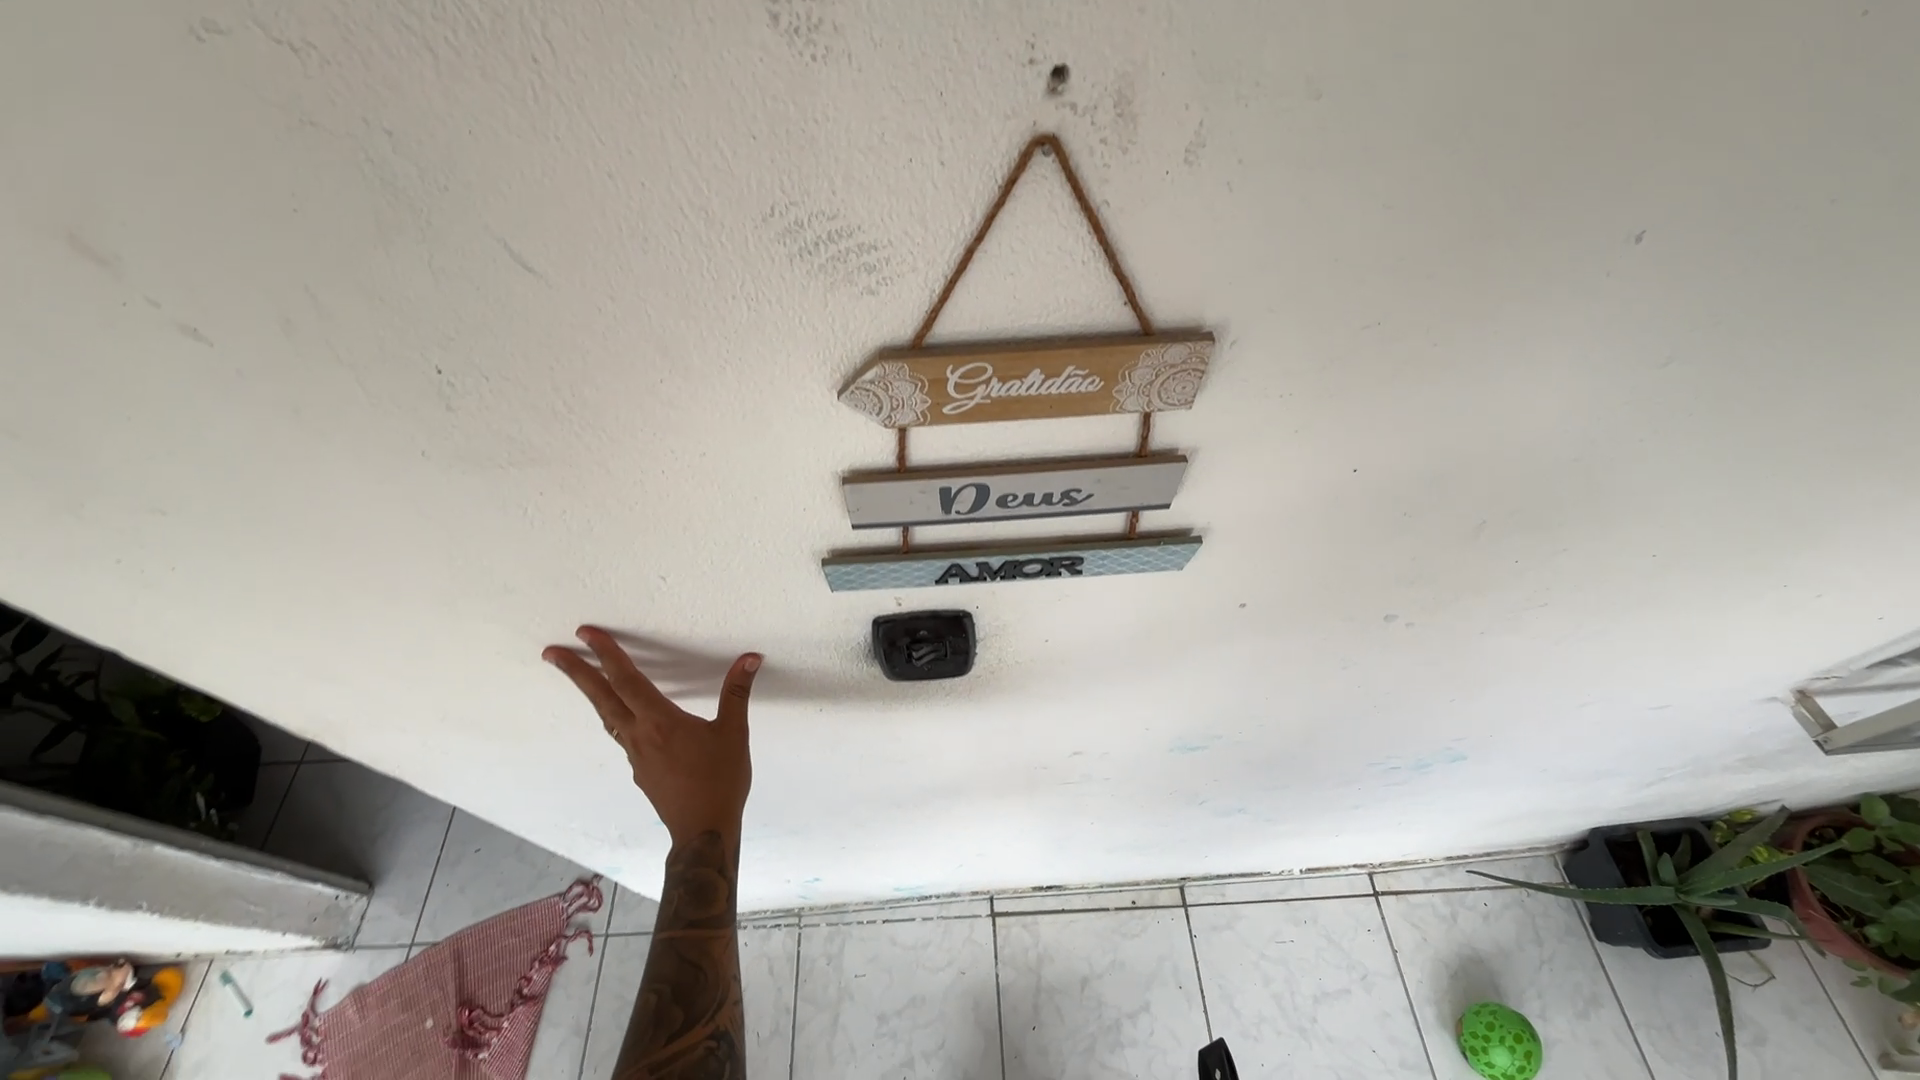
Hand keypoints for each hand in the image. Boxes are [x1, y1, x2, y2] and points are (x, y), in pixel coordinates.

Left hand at [543, 626, 758, 848]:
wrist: (703, 831)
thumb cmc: (721, 781)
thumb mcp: (734, 733)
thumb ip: (737, 693)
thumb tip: (750, 658)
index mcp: (660, 722)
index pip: (627, 680)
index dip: (607, 653)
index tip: (587, 633)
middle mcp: (639, 736)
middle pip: (602, 697)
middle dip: (576, 672)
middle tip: (551, 652)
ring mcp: (635, 756)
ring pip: (609, 717)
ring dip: (594, 694)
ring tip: (583, 679)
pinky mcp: (640, 771)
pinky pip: (623, 736)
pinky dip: (617, 717)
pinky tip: (630, 720)